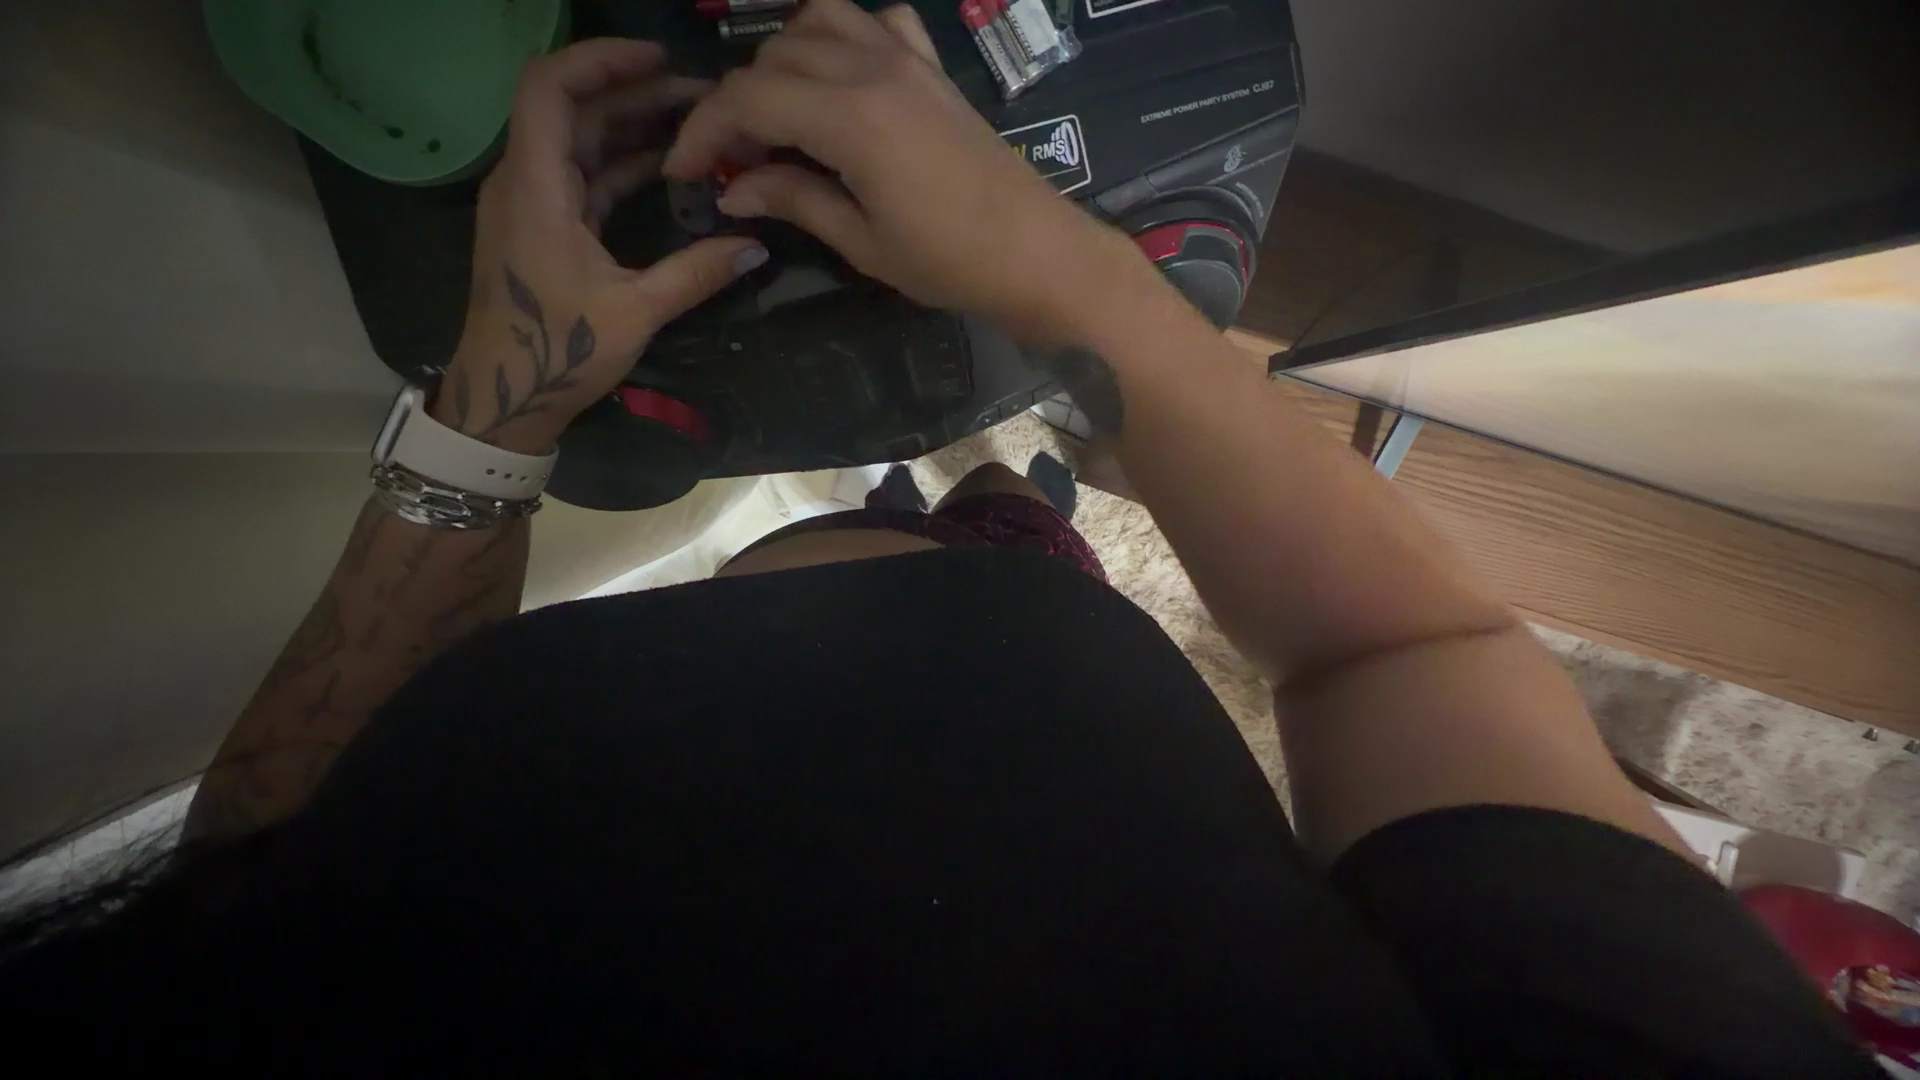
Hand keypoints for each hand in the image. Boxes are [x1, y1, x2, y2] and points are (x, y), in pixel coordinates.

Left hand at [438, 40, 770, 453]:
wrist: (506, 395)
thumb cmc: (559, 352)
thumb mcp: (636, 312)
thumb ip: (696, 274)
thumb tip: (757, 247)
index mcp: (534, 188)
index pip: (552, 89)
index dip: (602, 61)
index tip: (660, 59)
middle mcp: (525, 182)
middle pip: (573, 110)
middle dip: (634, 94)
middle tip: (701, 97)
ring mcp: (532, 204)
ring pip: (580, 143)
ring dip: (632, 129)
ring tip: (694, 126)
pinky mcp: (544, 227)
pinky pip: (583, 178)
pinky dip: (623, 166)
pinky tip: (668, 170)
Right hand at [662, 0, 1144, 343]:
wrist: (1038, 255)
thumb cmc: (952, 264)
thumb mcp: (865, 244)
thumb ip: (796, 202)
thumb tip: (733, 191)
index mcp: (850, 117)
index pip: (748, 99)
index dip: (703, 131)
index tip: (684, 169)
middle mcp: (873, 68)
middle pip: (775, 56)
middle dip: (739, 104)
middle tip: (736, 162)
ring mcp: (910, 60)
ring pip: (819, 20)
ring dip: (783, 61)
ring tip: (780, 119)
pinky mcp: (936, 70)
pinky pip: (879, 23)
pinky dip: (846, 39)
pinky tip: (843, 81)